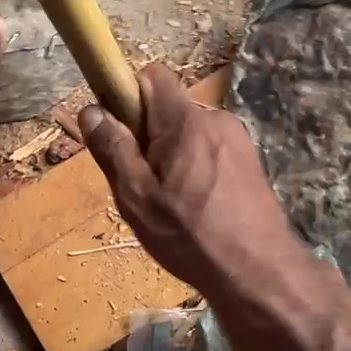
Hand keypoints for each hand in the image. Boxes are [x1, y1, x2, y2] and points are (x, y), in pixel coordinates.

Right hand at [79, 65, 306, 295]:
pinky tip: (194, 212)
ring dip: (170, 161)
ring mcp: (237, 142)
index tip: (118, 136)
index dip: (127, 98)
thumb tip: (91, 111)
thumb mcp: (137, 198)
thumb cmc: (191, 236)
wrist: (259, 273)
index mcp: (186, 121)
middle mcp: (216, 120)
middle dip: (146, 139)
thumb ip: (113, 150)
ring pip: (187, 137)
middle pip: (167, 112)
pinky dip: (193, 174)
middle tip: (141, 187)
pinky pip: (208, 154)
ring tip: (169, 207)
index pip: (151, 77)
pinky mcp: (249, 164)